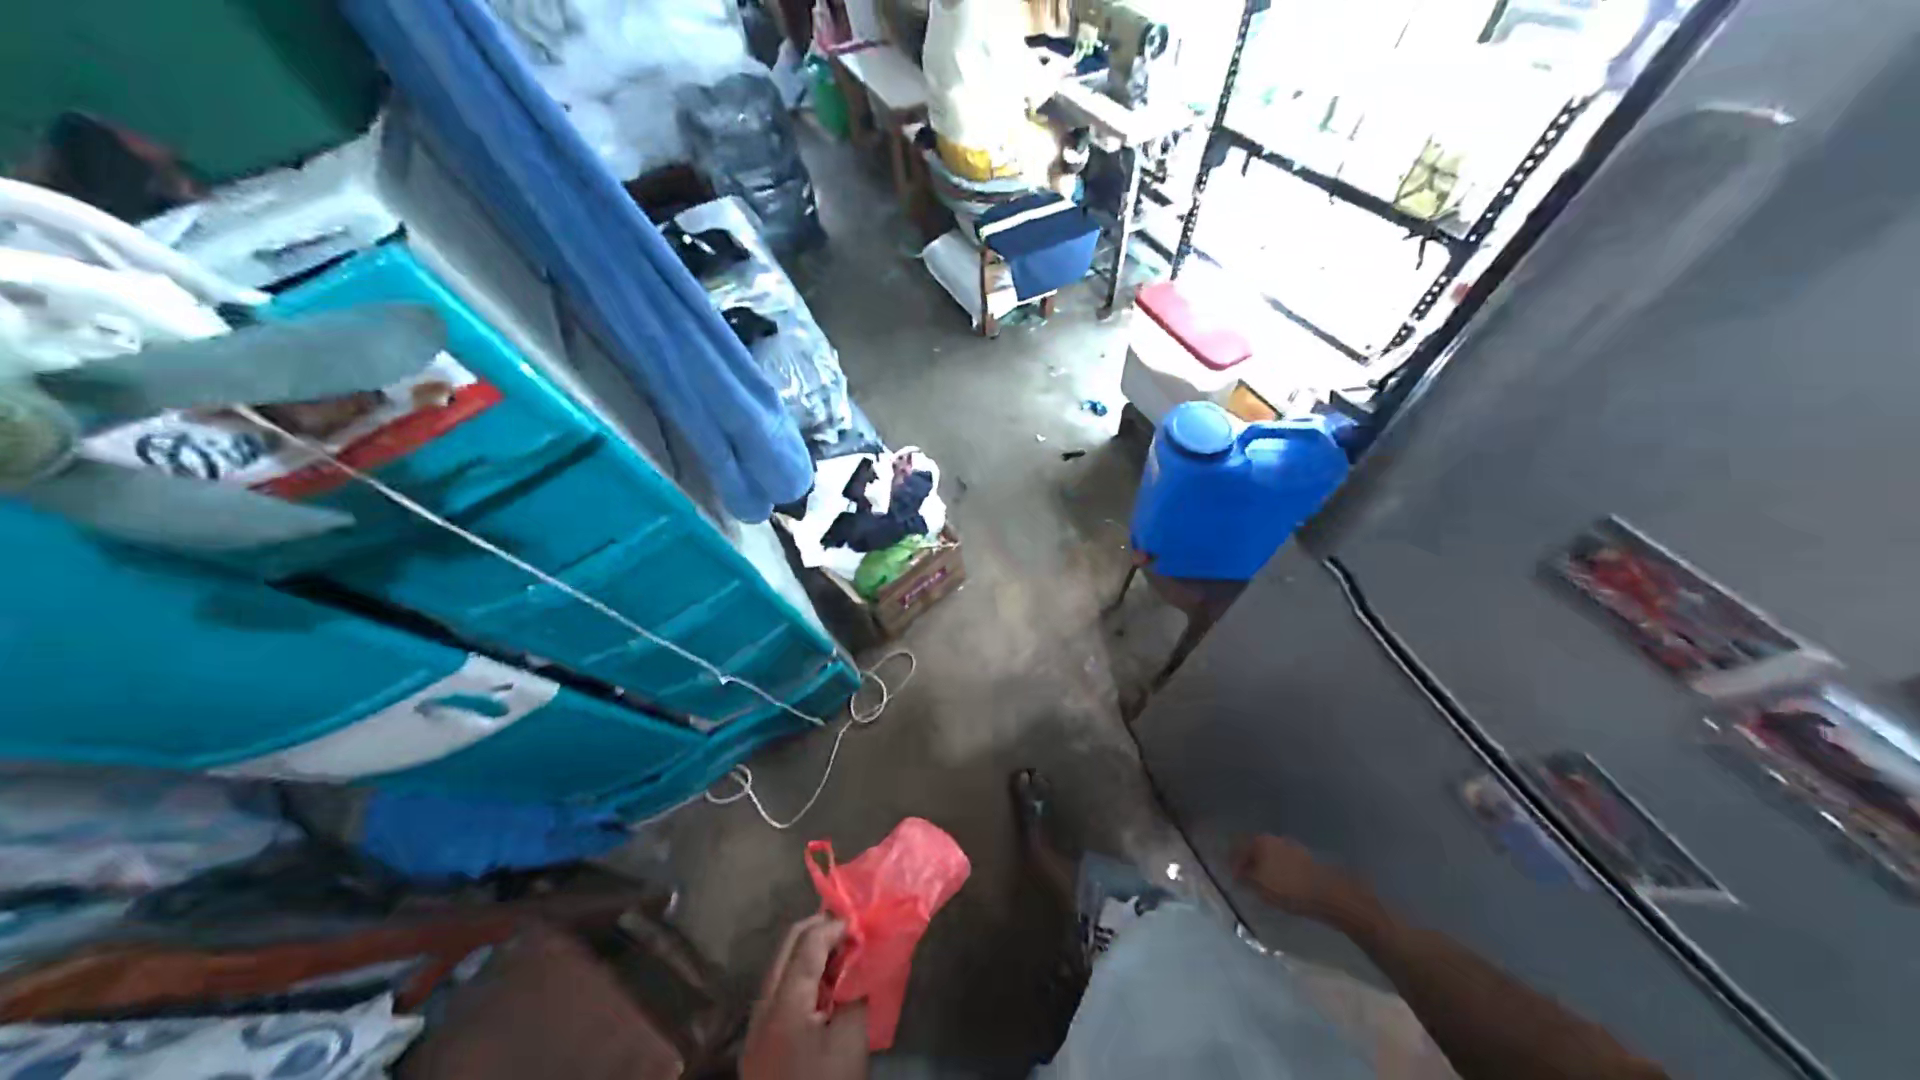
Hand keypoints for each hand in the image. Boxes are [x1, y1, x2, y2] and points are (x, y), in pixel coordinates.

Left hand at [741, 915, 869, 1079]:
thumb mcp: (850, 1039)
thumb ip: (853, 991)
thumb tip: (854, 963)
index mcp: (782, 1002)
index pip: (807, 943)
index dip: (834, 927)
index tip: (860, 924)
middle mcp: (762, 1007)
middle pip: (786, 949)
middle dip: (818, 931)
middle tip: (849, 928)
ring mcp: (756, 1028)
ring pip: (780, 970)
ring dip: (809, 953)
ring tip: (841, 954)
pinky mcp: (760, 1047)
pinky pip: (779, 994)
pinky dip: (802, 977)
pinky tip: (824, 987)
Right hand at [1231, 835, 1375, 925]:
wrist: (1328, 895)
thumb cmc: (1288, 888)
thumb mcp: (1259, 885)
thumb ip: (1244, 877)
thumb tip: (1238, 872)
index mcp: (1260, 841)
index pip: (1238, 849)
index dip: (1233, 864)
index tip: (1233, 879)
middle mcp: (1274, 839)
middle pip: (1255, 850)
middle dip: (1249, 864)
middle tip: (1247, 881)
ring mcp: (1292, 848)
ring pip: (1270, 857)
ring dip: (1265, 868)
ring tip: (1265, 886)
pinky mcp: (1305, 859)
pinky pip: (1284, 864)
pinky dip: (1279, 872)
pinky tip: (1282, 886)